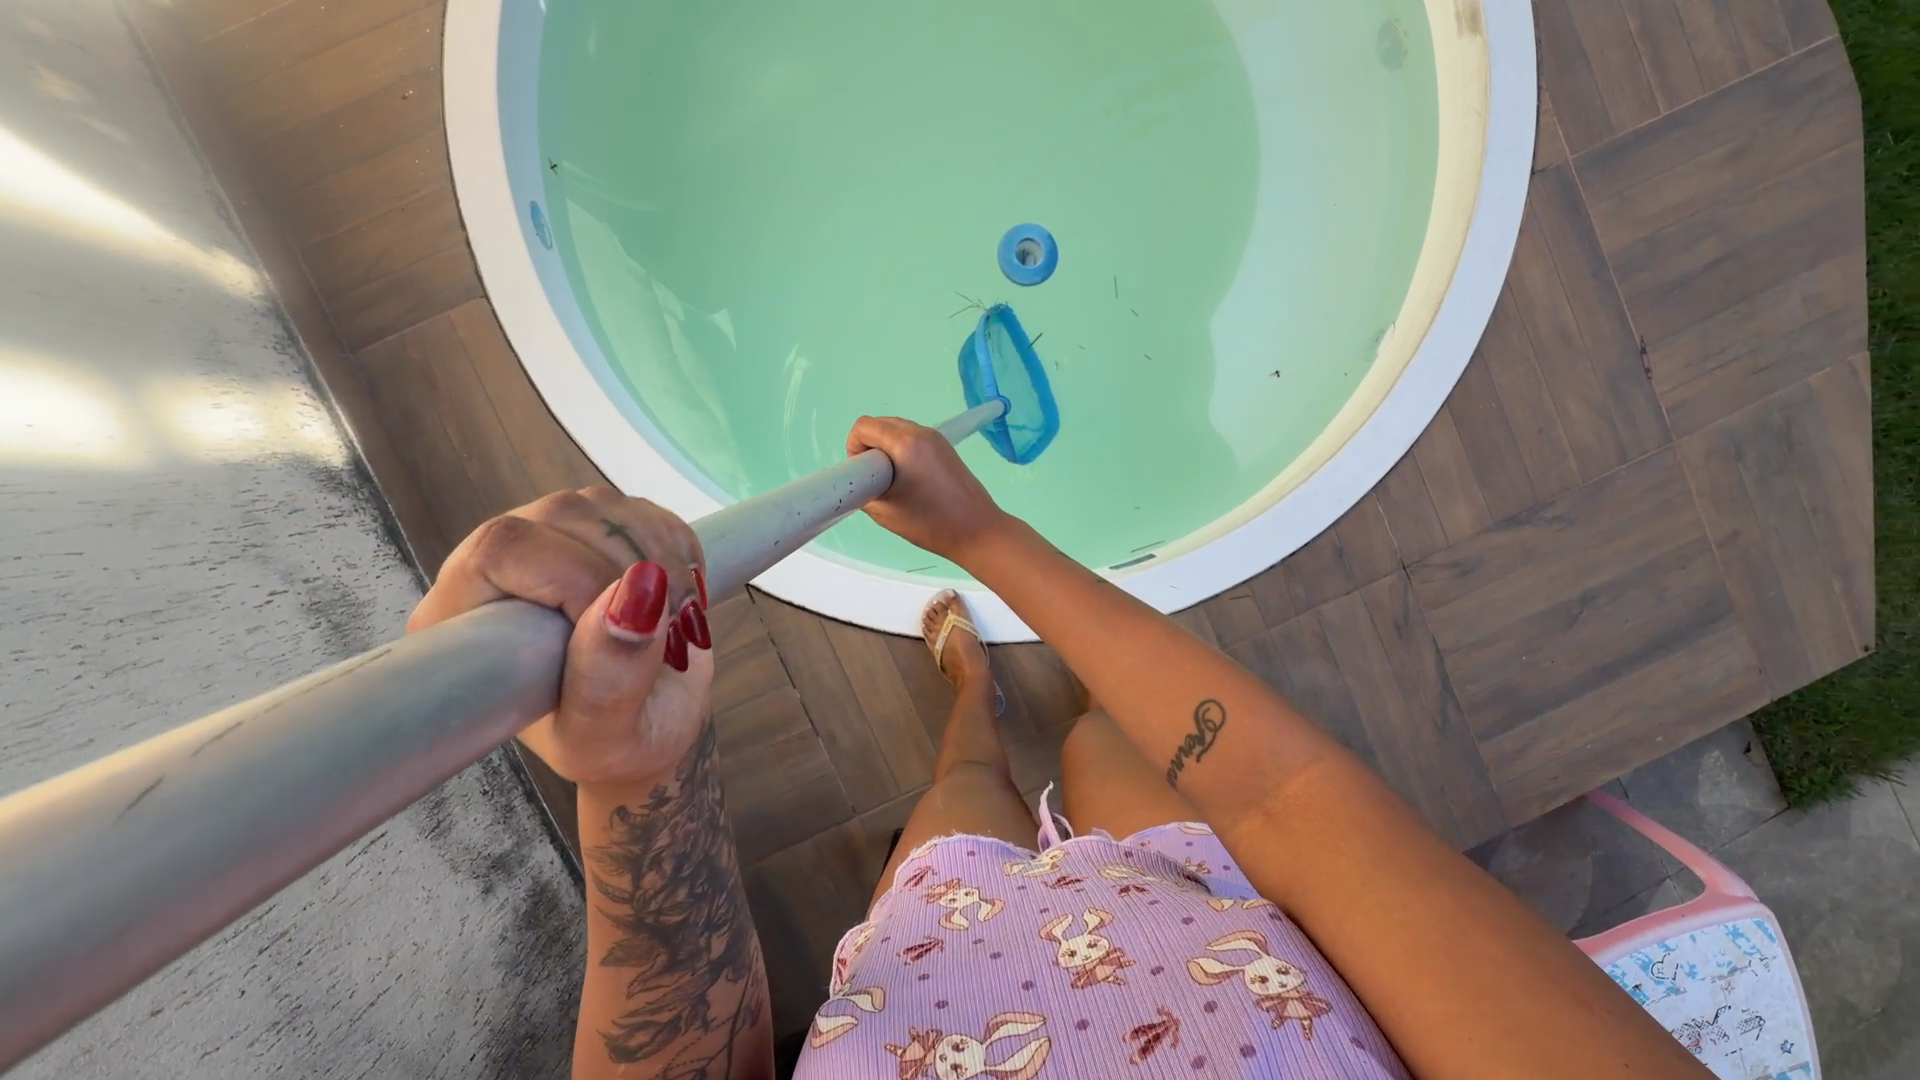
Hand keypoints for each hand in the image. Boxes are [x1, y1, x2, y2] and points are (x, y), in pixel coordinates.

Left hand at [407, 487, 714, 790]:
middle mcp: (499, 567)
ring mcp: (554, 539)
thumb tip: (637, 590)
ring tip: (674, 620)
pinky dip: (681, 552)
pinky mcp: (604, 528)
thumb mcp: (607, 739)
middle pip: (562, 516)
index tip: (624, 630)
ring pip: (607, 507)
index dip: (574, 575)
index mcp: (463, 621)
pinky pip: (646, 511)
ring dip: (663, 562)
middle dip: (632, 569)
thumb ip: (609, 679)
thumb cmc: (618, 744)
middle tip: (667, 630)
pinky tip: (678, 597)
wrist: (657, 719)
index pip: (502, 548)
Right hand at [847, 415, 1010, 563]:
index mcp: (906, 443)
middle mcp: (921, 432)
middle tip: (877, 480)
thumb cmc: (931, 524)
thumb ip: (863, 491)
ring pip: (897, 430)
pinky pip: (913, 439)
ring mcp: (936, 438)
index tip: (865, 476)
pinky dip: (902, 451)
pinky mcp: (945, 447)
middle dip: (870, 447)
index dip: (855, 449)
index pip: (864, 426)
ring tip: (895, 483)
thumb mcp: (885, 512)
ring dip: (887, 449)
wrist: (977, 530)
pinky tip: (910, 480)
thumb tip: (862, 480)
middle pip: (880, 423)